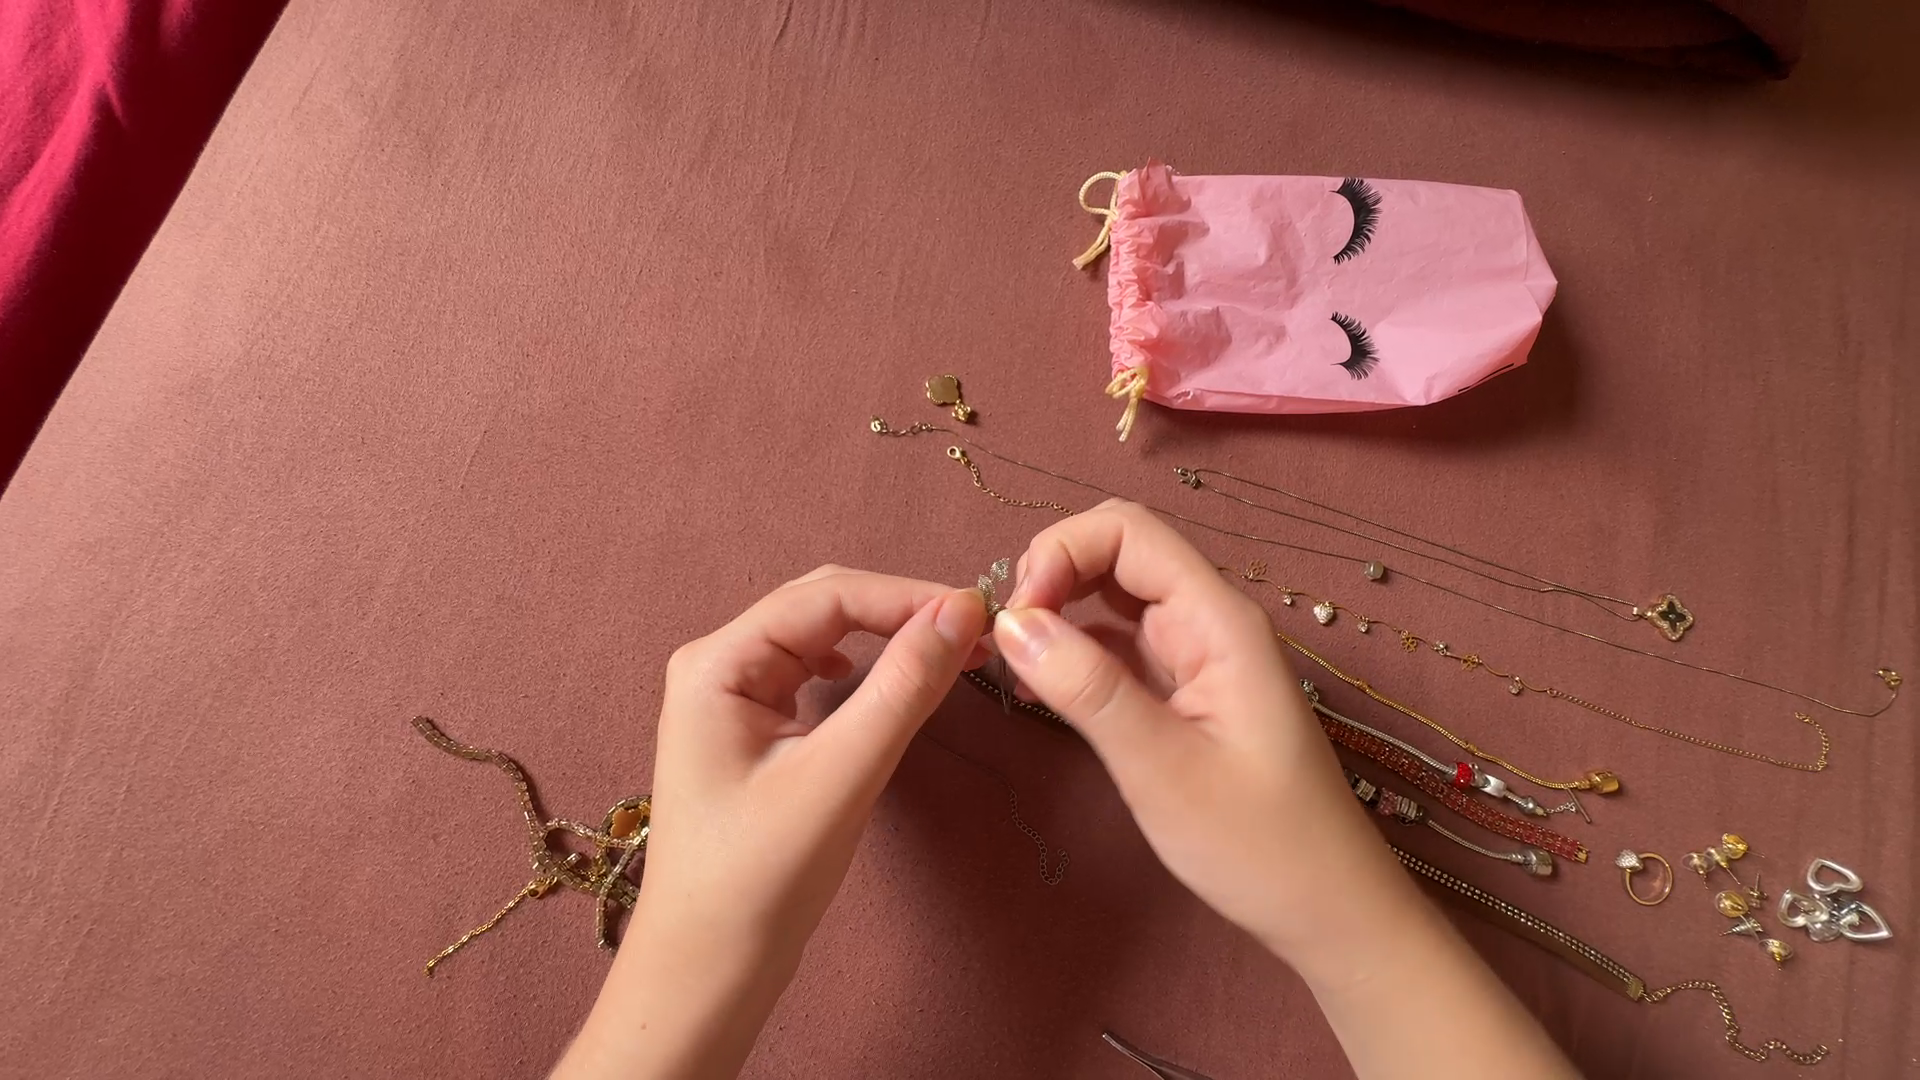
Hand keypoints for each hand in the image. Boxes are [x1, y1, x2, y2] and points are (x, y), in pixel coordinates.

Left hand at [555, 566, 987, 1079]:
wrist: (706, 970)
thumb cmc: (761, 879)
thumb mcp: (840, 775)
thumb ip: (903, 686)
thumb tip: (962, 611)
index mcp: (719, 661)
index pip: (829, 595)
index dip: (908, 595)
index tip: (978, 612)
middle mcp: (718, 660)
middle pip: (823, 603)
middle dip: (899, 609)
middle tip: (971, 630)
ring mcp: (731, 690)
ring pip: (821, 631)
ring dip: (885, 632)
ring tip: (942, 648)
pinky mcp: (751, 719)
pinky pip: (813, 666)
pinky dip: (862, 661)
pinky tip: (874, 676)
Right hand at [992, 503, 1577, 1079]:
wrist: (1326, 909)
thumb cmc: (1259, 844)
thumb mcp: (1164, 769)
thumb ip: (1088, 689)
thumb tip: (1011, 623)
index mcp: (1216, 620)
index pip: (1129, 532)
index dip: (1063, 551)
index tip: (1020, 614)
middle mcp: (1204, 618)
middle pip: (1118, 548)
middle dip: (1055, 569)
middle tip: (1012, 631)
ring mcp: (1192, 649)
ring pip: (1112, 590)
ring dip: (1058, 604)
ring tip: (1016, 655)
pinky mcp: (1178, 683)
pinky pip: (1115, 639)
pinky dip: (1071, 646)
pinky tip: (1040, 682)